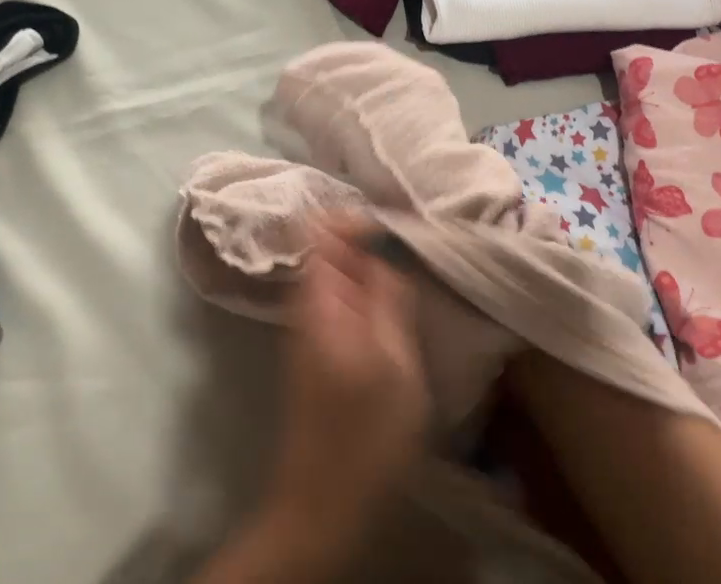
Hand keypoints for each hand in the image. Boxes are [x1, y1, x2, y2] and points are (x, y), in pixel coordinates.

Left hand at [264, 216, 427, 560]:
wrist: (322, 505)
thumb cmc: (365, 436)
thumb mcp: (394, 363)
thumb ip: (387, 299)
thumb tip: (384, 248)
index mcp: (317, 300)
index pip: (318, 228)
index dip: (353, 216)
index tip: (397, 226)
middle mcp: (305, 307)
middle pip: (327, 251)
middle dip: (367, 240)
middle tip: (416, 246)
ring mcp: (309, 331)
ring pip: (336, 277)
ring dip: (369, 268)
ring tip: (412, 272)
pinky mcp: (318, 354)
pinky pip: (340, 303)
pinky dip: (364, 294)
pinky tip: (396, 307)